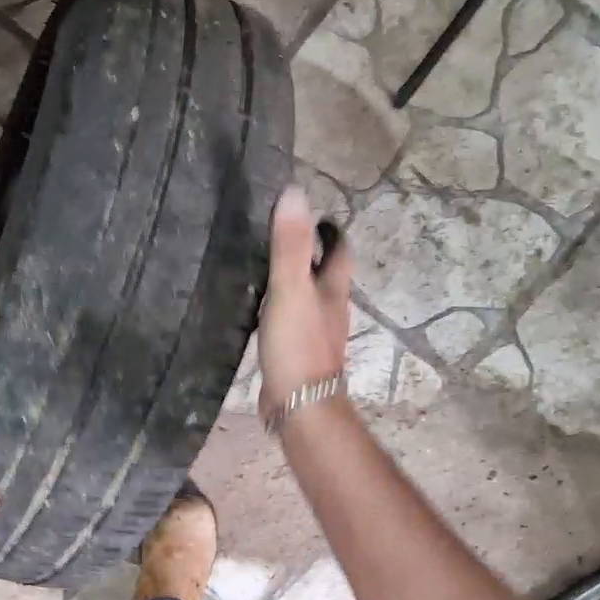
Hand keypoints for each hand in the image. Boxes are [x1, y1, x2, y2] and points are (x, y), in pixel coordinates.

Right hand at [259, 186, 352, 421]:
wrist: (300, 405)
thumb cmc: (299, 346)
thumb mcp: (290, 289)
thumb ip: (289, 246)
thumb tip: (295, 193)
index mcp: (333, 290)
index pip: (339, 251)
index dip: (330, 232)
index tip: (315, 217)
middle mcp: (330, 310)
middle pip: (326, 275)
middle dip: (312, 256)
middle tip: (284, 238)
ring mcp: (316, 335)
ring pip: (308, 301)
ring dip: (295, 285)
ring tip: (265, 270)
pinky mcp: (298, 356)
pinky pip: (291, 324)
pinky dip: (280, 312)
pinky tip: (260, 313)